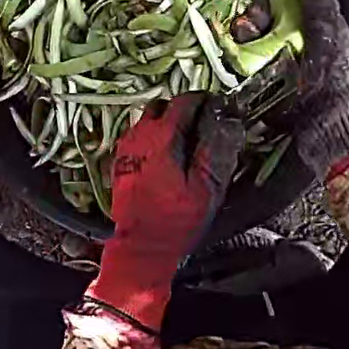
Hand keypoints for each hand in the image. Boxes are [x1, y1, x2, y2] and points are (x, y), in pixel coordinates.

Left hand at [86, 94, 242, 328]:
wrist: (140, 247)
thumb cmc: (174, 221)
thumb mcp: (206, 187)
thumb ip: (216, 148)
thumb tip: (228, 120)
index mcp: (162, 137)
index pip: (186, 101)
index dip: (207, 102)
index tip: (220, 111)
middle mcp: (140, 135)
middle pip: (166, 104)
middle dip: (186, 109)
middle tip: (205, 125)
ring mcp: (127, 146)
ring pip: (150, 117)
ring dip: (170, 122)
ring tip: (188, 142)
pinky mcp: (121, 159)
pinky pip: (140, 134)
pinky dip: (155, 136)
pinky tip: (168, 155)